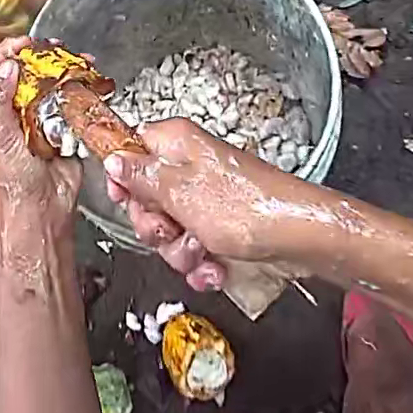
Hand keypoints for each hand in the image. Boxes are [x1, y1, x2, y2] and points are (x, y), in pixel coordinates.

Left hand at [0, 37, 81, 225]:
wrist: (43, 214)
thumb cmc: (14, 182)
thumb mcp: (0, 136)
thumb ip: (0, 99)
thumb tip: (7, 65)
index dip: (10, 51)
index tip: (27, 41)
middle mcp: (20, 113)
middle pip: (29, 74)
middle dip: (43, 56)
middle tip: (58, 46)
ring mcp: (44, 122)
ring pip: (53, 87)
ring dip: (66, 71)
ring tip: (79, 59)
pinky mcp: (67, 133)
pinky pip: (74, 106)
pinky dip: (83, 93)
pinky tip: (91, 82)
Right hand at [103, 118, 309, 289]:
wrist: (302, 238)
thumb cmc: (242, 207)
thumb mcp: (179, 191)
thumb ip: (139, 176)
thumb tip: (110, 160)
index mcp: (174, 143)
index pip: (129, 150)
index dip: (122, 179)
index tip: (125, 202)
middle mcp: (186, 166)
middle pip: (144, 195)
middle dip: (155, 225)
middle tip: (171, 231)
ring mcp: (203, 197)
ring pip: (167, 227)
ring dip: (179, 250)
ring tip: (202, 253)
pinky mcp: (219, 224)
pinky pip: (192, 244)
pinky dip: (200, 262)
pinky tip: (215, 269)